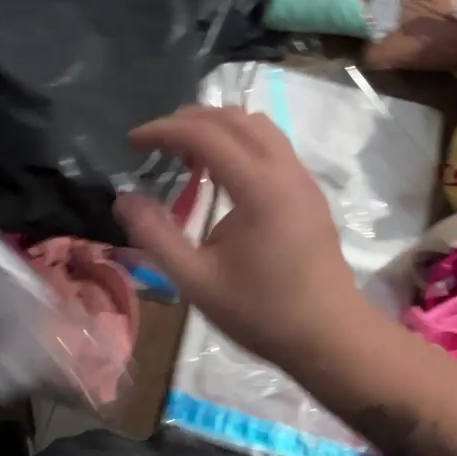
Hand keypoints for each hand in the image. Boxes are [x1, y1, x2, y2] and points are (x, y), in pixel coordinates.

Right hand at [114, 107, 369, 363]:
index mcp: (259, 187)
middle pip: (233, 118)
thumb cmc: (263, 313)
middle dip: (189, 120)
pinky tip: (220, 172)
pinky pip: (271, 144)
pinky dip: (239, 140)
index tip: (133, 142)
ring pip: (257, 125)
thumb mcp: (197, 282)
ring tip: (185, 153)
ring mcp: (302, 178)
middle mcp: (285, 170)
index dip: (164, 129)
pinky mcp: (308, 190)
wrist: (331, 338)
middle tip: (155, 143)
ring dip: (217, 127)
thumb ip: (156, 236)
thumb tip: (125, 198)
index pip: (206, 133)